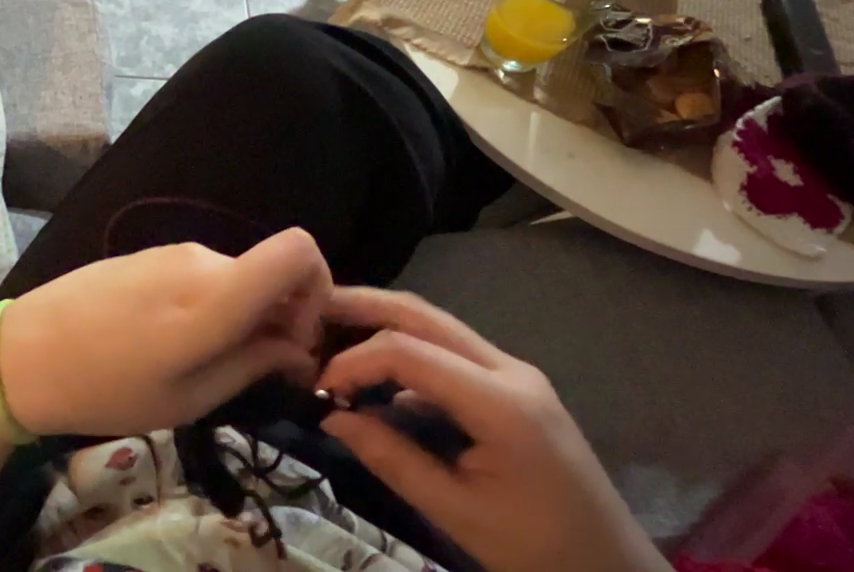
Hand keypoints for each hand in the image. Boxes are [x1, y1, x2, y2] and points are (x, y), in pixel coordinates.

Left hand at [0, 228, 330, 436]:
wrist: (26, 352)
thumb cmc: (107, 388)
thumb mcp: (188, 396)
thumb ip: (253, 364)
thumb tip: (298, 349)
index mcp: (215, 297)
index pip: (297, 249)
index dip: (318, 286)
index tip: (296, 336)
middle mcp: (201, 260)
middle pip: (270, 273)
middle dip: (280, 316)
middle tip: (254, 369)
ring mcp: (172, 252)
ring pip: (236, 276)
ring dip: (242, 314)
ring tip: (202, 362)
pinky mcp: (149, 254)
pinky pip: (203, 274)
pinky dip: (211, 304)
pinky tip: (171, 340)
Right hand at [317, 289, 669, 571]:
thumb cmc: (539, 551)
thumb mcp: (459, 515)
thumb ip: (392, 459)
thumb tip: (332, 418)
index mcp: (501, 403)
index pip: (409, 353)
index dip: (355, 361)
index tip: (319, 386)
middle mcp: (510, 370)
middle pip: (424, 315)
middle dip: (364, 305)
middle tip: (313, 306)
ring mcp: (515, 373)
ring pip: (437, 325)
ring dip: (384, 321)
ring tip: (334, 326)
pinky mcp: (513, 386)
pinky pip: (450, 351)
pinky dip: (408, 350)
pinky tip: (378, 374)